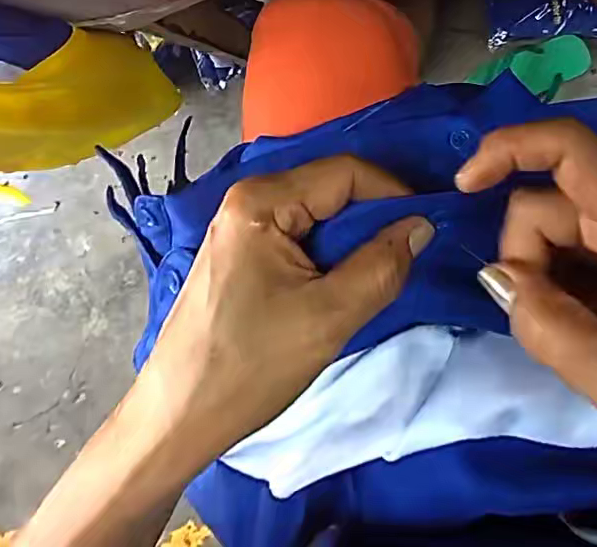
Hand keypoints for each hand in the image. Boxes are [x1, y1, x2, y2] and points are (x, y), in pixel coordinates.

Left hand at [130, 156, 432, 470]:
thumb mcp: (329, 317)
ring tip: (381, 264)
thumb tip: (423, 224)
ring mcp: (244, 221)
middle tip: (407, 248)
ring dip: (357, 234)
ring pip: (324, 209)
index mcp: (262, 201)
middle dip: (376, 215)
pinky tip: (346, 275)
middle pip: (335, 186)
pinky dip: (335, 247)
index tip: (424, 227)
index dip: (394, 193)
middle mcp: (251, 197)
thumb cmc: (246, 368)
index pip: (348, 172)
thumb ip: (383, 264)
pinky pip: (306, 229)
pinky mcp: (246, 246)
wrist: (172, 425)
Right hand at [455, 120, 596, 482]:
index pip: (570, 146)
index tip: (464, 186)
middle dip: (525, 261)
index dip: (510, 147)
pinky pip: (572, 253)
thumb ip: (552, 330)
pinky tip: (593, 332)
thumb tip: (497, 279)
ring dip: (543, 282)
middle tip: (560, 334)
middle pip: (545, 202)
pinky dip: (561, 288)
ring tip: (586, 342)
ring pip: (552, 231)